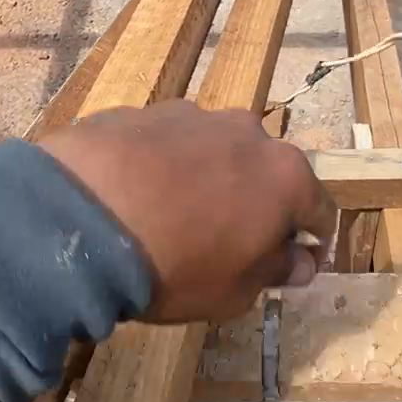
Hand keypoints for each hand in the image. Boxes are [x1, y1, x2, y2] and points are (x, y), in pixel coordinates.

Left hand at [38, 100, 335, 322]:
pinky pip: (166, 145)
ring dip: (209, 181)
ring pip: (216, 153)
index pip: (320, 210)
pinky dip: (163, 168)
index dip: (311, 242)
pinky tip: (134, 198)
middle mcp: (248, 133)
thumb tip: (300, 261)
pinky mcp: (141, 110)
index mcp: (285, 175)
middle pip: (266, 173)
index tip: (293, 265)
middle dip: (257, 205)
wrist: (81, 221)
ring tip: (172, 218)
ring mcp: (193, 114)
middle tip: (229, 243)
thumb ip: (275, 271)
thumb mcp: (235, 291)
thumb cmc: (177, 266)